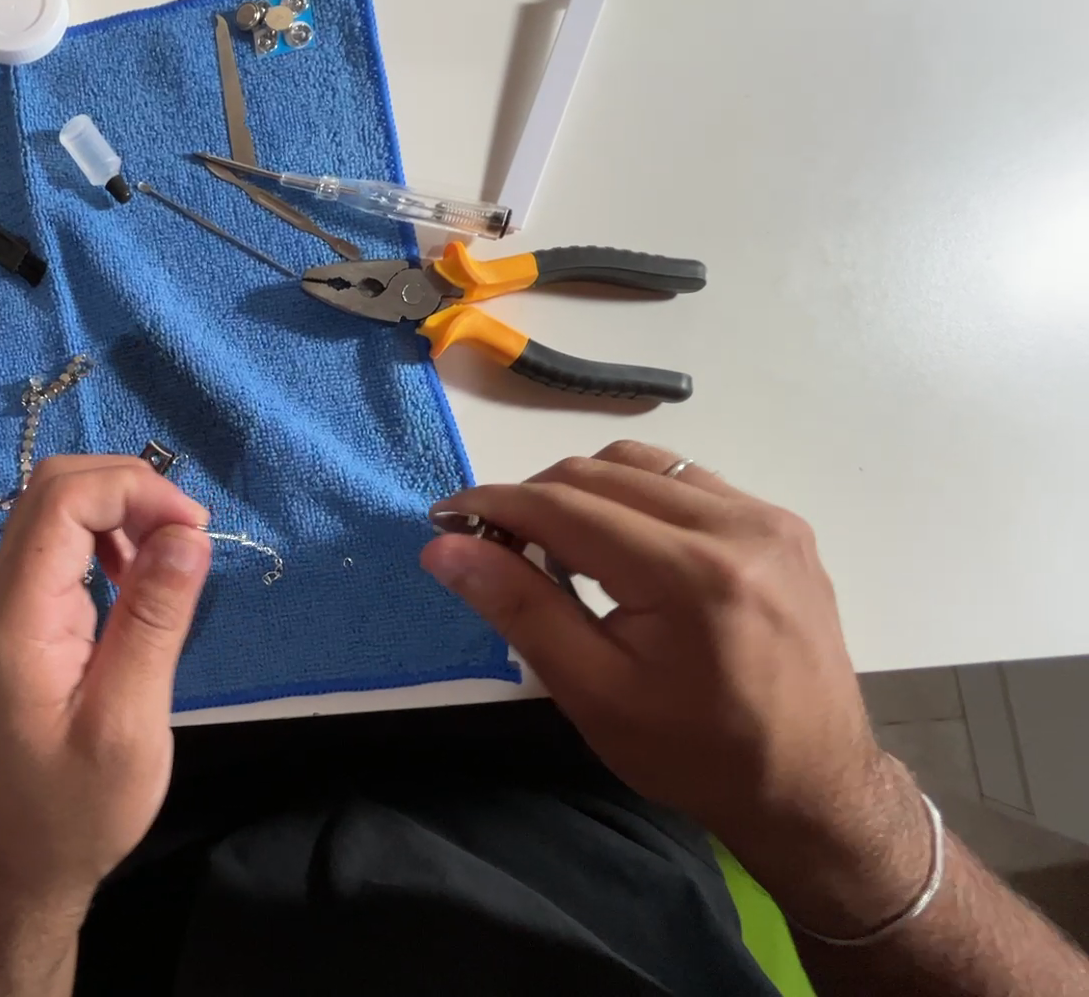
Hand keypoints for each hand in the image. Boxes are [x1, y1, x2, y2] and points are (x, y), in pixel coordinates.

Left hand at [0, 455, 211, 911]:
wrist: (30, 855)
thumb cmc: (80, 803)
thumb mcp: (129, 720)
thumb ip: (154, 620)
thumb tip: (187, 533)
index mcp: (18, 614)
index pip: (62, 499)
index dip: (132, 490)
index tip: (195, 528)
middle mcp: (3, 592)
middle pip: (53, 487)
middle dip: (127, 489)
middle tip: (188, 534)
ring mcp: (10, 599)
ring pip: (57, 507)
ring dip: (120, 508)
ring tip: (173, 552)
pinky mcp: (27, 612)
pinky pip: (63, 542)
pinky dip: (109, 535)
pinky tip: (140, 573)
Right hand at [418, 441, 924, 934]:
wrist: (812, 789)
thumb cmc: (690, 750)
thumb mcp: (588, 690)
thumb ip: (517, 607)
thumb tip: (443, 548)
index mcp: (692, 575)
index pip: (562, 507)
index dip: (491, 505)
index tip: (441, 517)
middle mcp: (736, 526)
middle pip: (592, 472)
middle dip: (525, 498)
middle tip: (489, 544)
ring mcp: (765, 519)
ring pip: (632, 463)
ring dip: (572, 491)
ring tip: (551, 544)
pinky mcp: (776, 524)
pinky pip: (674, 478)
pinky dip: (621, 495)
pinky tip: (611, 542)